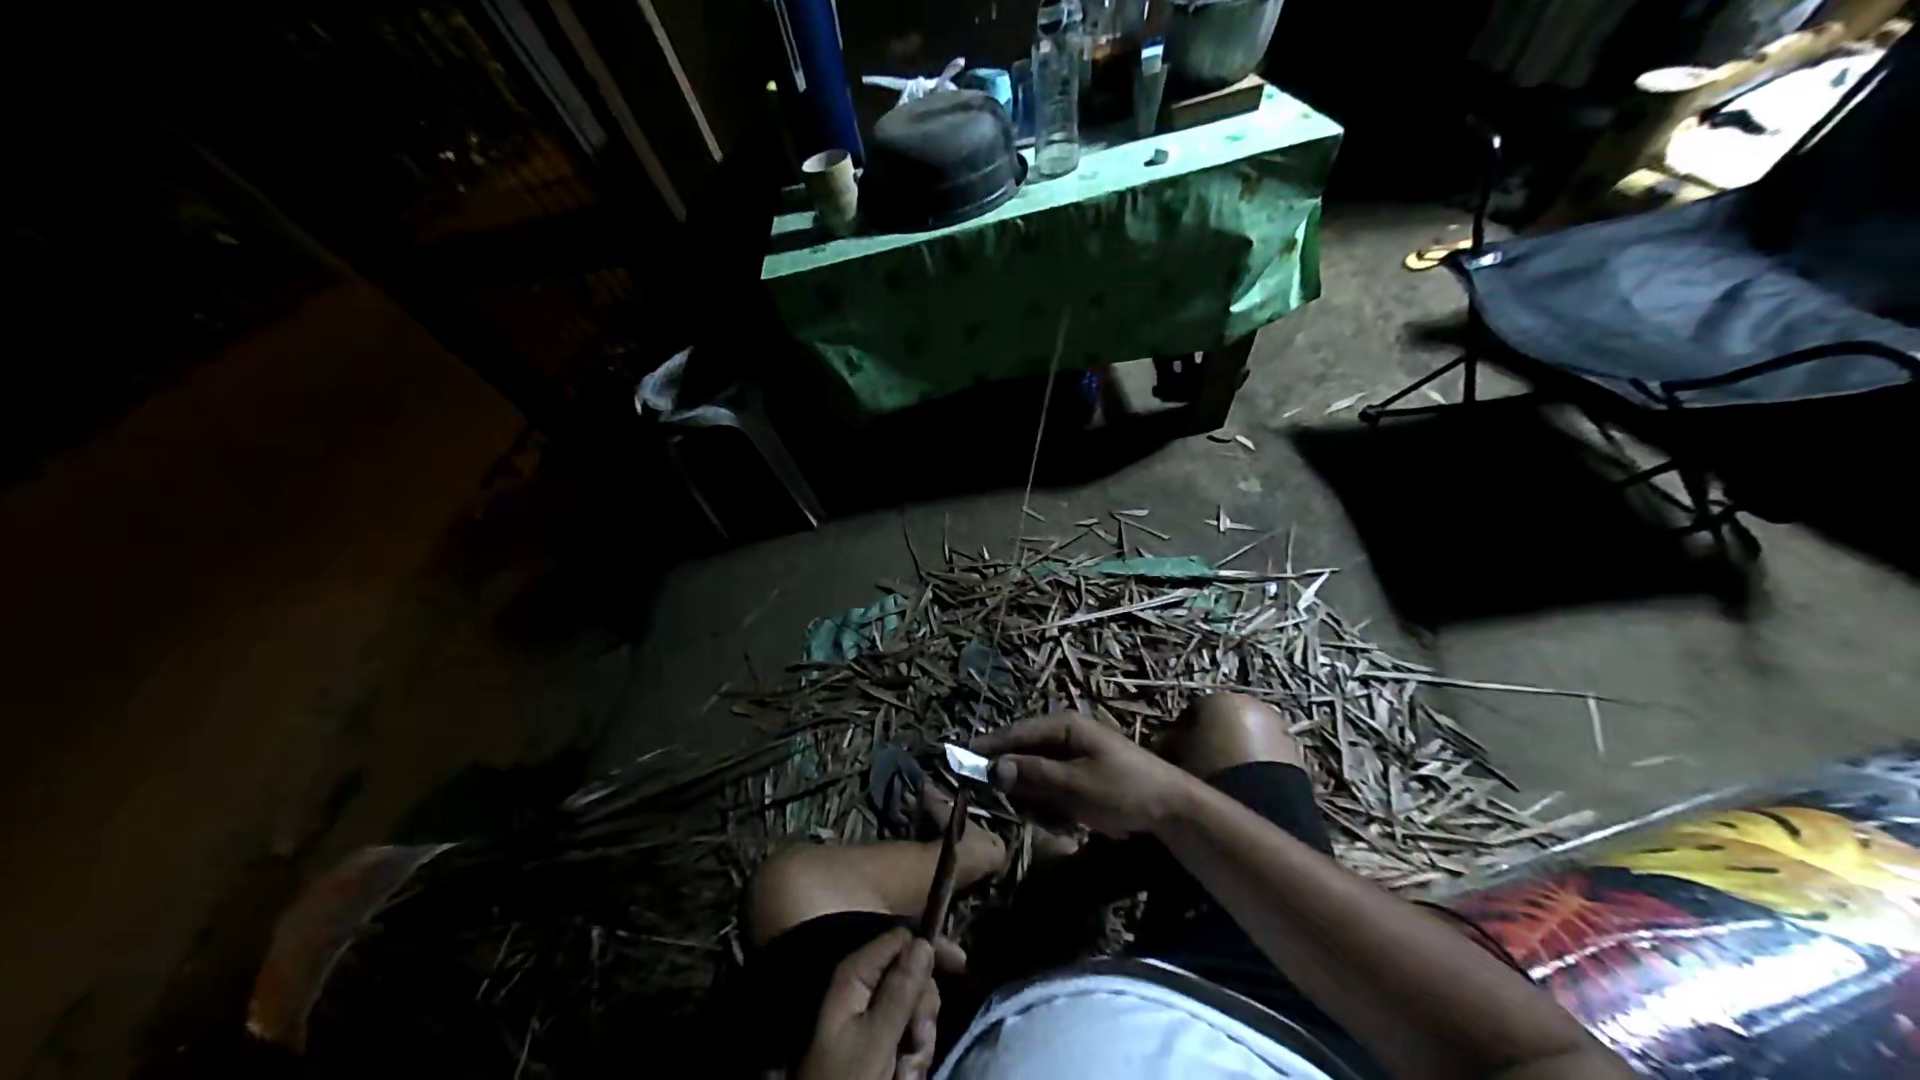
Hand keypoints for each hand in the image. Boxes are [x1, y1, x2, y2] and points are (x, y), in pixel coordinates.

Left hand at [798, 928, 941, 1079]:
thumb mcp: (878, 1039)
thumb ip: (901, 989)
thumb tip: (924, 942)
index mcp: (856, 974)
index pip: (901, 938)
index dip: (931, 948)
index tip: (960, 966)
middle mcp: (863, 987)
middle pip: (913, 976)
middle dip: (923, 1011)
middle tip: (917, 1043)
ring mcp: (870, 1014)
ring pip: (915, 1009)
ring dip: (919, 1041)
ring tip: (905, 1072)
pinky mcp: (876, 1039)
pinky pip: (908, 1034)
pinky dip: (912, 1056)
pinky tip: (903, 1076)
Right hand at [973, 712, 1198, 835]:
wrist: (1172, 807)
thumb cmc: (1124, 789)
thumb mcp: (1075, 784)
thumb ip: (1033, 774)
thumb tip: (993, 767)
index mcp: (1062, 727)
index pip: (1013, 734)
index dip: (987, 749)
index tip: (959, 763)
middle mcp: (1063, 736)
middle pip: (1020, 760)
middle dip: (1024, 792)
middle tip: (1038, 818)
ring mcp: (1071, 756)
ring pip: (1034, 781)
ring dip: (1042, 806)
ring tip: (1064, 825)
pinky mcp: (1079, 776)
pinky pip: (1051, 791)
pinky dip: (1056, 810)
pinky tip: (1073, 825)